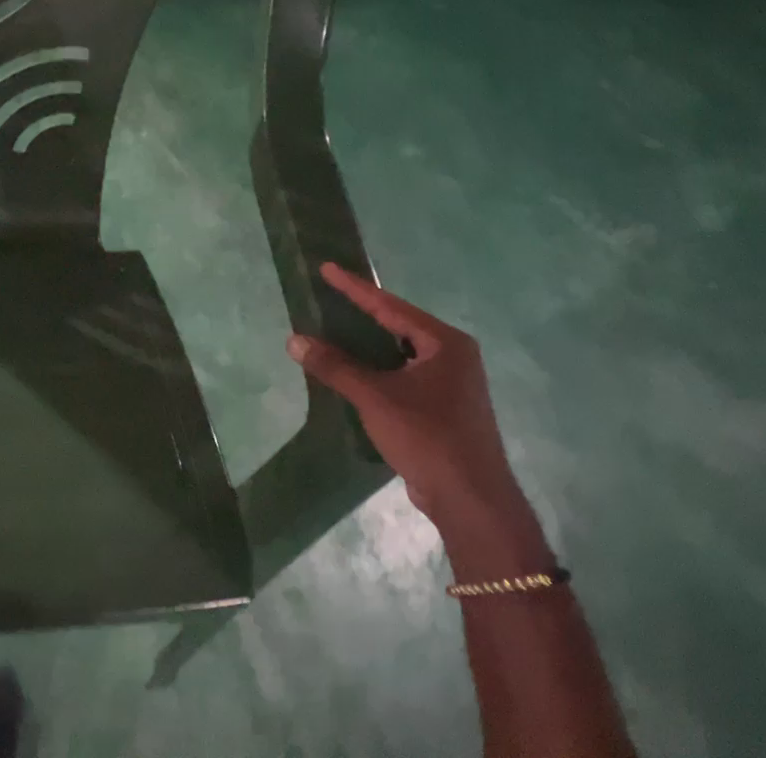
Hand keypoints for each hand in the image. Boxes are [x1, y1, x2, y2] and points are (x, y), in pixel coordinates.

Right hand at [288, 264, 552, 578]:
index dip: (355, 288)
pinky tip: (352, 373)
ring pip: (400, 352)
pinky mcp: (443, 407)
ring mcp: (451, 383)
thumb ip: (335, 366)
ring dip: (367, 345)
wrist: (470, 497)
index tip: (327, 268)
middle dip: (362, 313)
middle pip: (398, 325)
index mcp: (445, 343)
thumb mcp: (375, 397)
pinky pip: (402, 375)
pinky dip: (376, 370)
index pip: (391, 307)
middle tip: (328, 296)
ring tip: (333, 331)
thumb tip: (295, 339)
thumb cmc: (427, 437)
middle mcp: (453, 356)